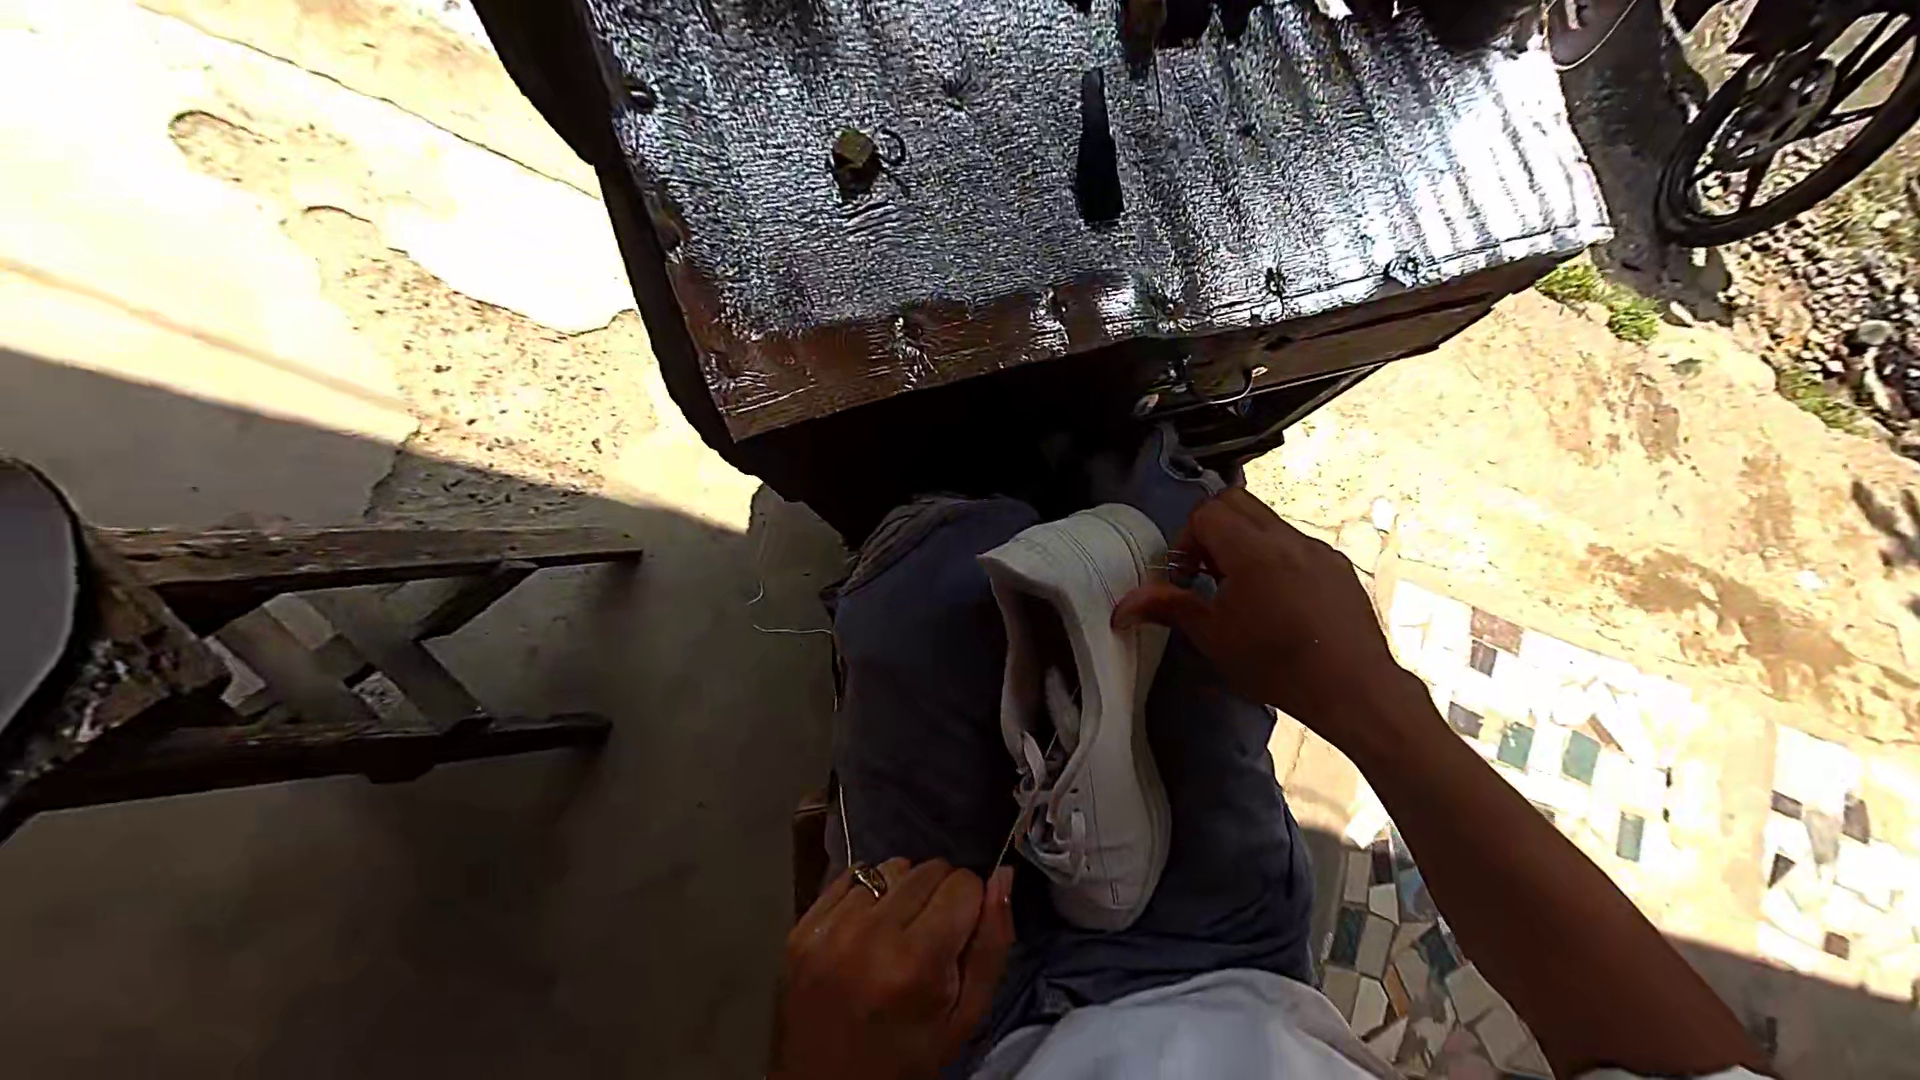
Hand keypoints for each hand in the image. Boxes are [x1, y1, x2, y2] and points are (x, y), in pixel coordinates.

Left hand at [769, 858, 1014, 1079]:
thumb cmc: (905, 1063)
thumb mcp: (964, 1019)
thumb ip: (992, 944)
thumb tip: (1002, 875)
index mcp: (916, 963)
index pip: (964, 883)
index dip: (970, 906)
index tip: (960, 935)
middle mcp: (870, 935)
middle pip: (929, 868)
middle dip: (940, 895)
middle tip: (930, 937)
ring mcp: (830, 928)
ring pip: (891, 866)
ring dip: (903, 891)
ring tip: (897, 933)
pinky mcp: (803, 926)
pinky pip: (853, 876)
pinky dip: (868, 893)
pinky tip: (867, 930)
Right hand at [1112, 488, 1426, 756]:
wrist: (1356, 690)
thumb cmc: (1275, 664)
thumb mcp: (1213, 636)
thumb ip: (1168, 607)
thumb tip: (1121, 607)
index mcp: (1253, 550)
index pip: (1206, 513)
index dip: (1186, 540)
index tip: (1186, 577)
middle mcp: (1287, 538)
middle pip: (1236, 502)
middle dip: (1210, 529)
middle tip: (1206, 571)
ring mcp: (1317, 549)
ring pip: (1266, 520)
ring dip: (1241, 541)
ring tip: (1239, 588)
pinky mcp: (1337, 566)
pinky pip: (1293, 542)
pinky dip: (1272, 555)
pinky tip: (1276, 600)